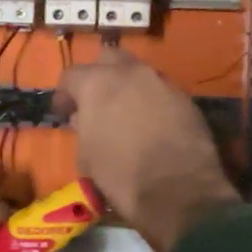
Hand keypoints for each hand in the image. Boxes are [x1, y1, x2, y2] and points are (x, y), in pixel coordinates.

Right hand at [55, 49, 239, 251]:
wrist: (180, 193)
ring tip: (126, 115)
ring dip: (128, 88)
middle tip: (96, 101)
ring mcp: (163, 82)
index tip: (64, 113)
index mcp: (98, 83)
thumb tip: (83, 117)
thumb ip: (83, 127)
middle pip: (108, 58)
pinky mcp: (187, 99)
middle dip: (99, 75)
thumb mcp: (87, 156)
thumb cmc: (122, 177)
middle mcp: (131, 73)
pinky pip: (161, 91)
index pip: (71, 74)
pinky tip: (151, 125)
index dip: (64, 94)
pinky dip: (152, 102)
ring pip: (138, 73)